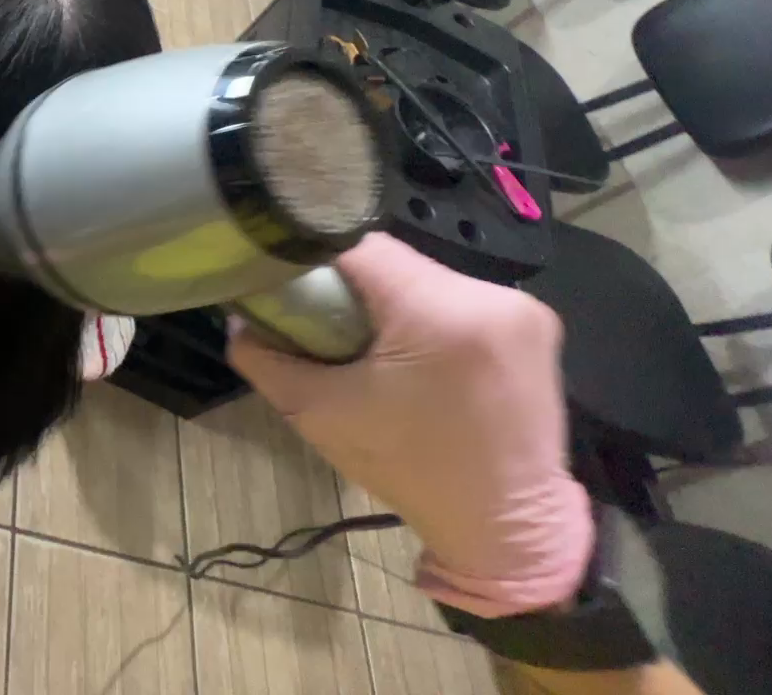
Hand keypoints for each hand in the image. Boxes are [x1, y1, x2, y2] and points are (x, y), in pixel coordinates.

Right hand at [228, 233, 593, 617]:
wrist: (506, 526)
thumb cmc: (406, 467)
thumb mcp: (313, 412)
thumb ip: (263, 357)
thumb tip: (238, 320)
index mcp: (440, 313)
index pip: (352, 246)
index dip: (308, 259)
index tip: (282, 285)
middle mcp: (489, 297)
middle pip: (388, 259)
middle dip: (345, 281)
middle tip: (315, 319)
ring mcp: (521, 309)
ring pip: (418, 273)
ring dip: (381, 295)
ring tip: (358, 337)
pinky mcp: (532, 324)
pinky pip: (450, 294)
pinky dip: (416, 310)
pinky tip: (403, 346)